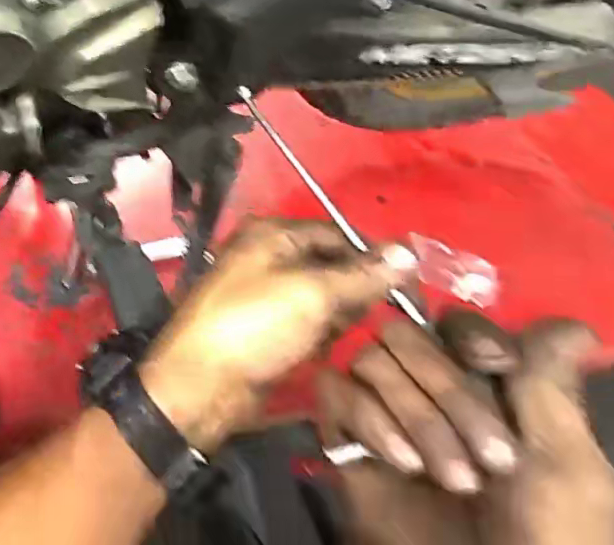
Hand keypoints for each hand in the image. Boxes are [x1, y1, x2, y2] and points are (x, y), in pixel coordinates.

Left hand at [140, 220, 418, 452]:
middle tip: (358, 321)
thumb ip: (361, 275)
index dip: (373, 259)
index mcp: (272, 233)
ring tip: (327, 337)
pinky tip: (315, 351)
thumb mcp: (313, 294)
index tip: (410, 291)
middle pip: (331, 264)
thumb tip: (408, 250)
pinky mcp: (267, 324)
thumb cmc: (255, 324)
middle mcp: (268, 253)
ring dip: (335, 319)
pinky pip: (308, 322)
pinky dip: (318, 335)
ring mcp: (265, 289)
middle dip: (352, 293)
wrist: (203, 381)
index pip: (337, 234)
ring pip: (323, 297)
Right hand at [320, 313, 613, 544]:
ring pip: (370, 358)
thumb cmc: (545, 541)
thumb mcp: (569, 469)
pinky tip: (401, 463)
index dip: (470, 334)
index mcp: (482, 390)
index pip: (456, 323)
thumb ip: (551, 387)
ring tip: (450, 478)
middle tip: (489, 458)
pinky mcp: (342, 430)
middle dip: (447, 389)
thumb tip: (576, 322)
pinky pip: (336, 390)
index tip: (491, 363)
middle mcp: (426, 387)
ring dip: (416, 415)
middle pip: (406, 333)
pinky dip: (370, 419)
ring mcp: (381, 407)